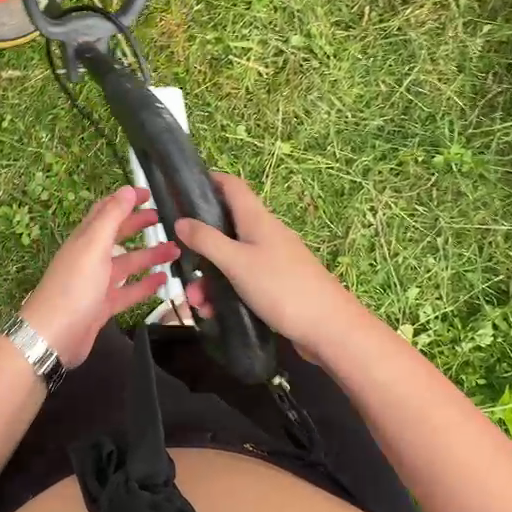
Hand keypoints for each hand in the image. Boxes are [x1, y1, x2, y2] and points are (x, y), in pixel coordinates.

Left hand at [19, 186, 177, 365]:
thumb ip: (111, 217)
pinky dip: (145, 285)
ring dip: (149, 256)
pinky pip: (129, 291)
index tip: (149, 193)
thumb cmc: (74, 286)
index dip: (125, 200)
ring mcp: (97, 282)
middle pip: (117, 235)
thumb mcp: (94, 245)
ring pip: (127, 263)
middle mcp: (91, 257)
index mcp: (86, 238)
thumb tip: (127, 189)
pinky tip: (163, 281)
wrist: (54, 335)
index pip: (106, 211)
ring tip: (175, 251)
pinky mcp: (103, 306)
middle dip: (138, 225)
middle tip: (163, 219)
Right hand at [174, 172, 359, 358]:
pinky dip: (226, 292)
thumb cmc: (282, 288)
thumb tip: (180, 221)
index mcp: (257, 220)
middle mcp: (265, 234)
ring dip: (210, 276)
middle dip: (200, 245)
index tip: (181, 189)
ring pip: (231, 259)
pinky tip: (213, 313)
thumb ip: (207, 241)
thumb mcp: (236, 263)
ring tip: (196, 302)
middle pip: (225, 227)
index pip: (232, 186)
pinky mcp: (277, 285)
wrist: (331, 330)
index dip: (208, 181)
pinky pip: (243, 280)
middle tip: (180, 262)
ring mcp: (272, 260)